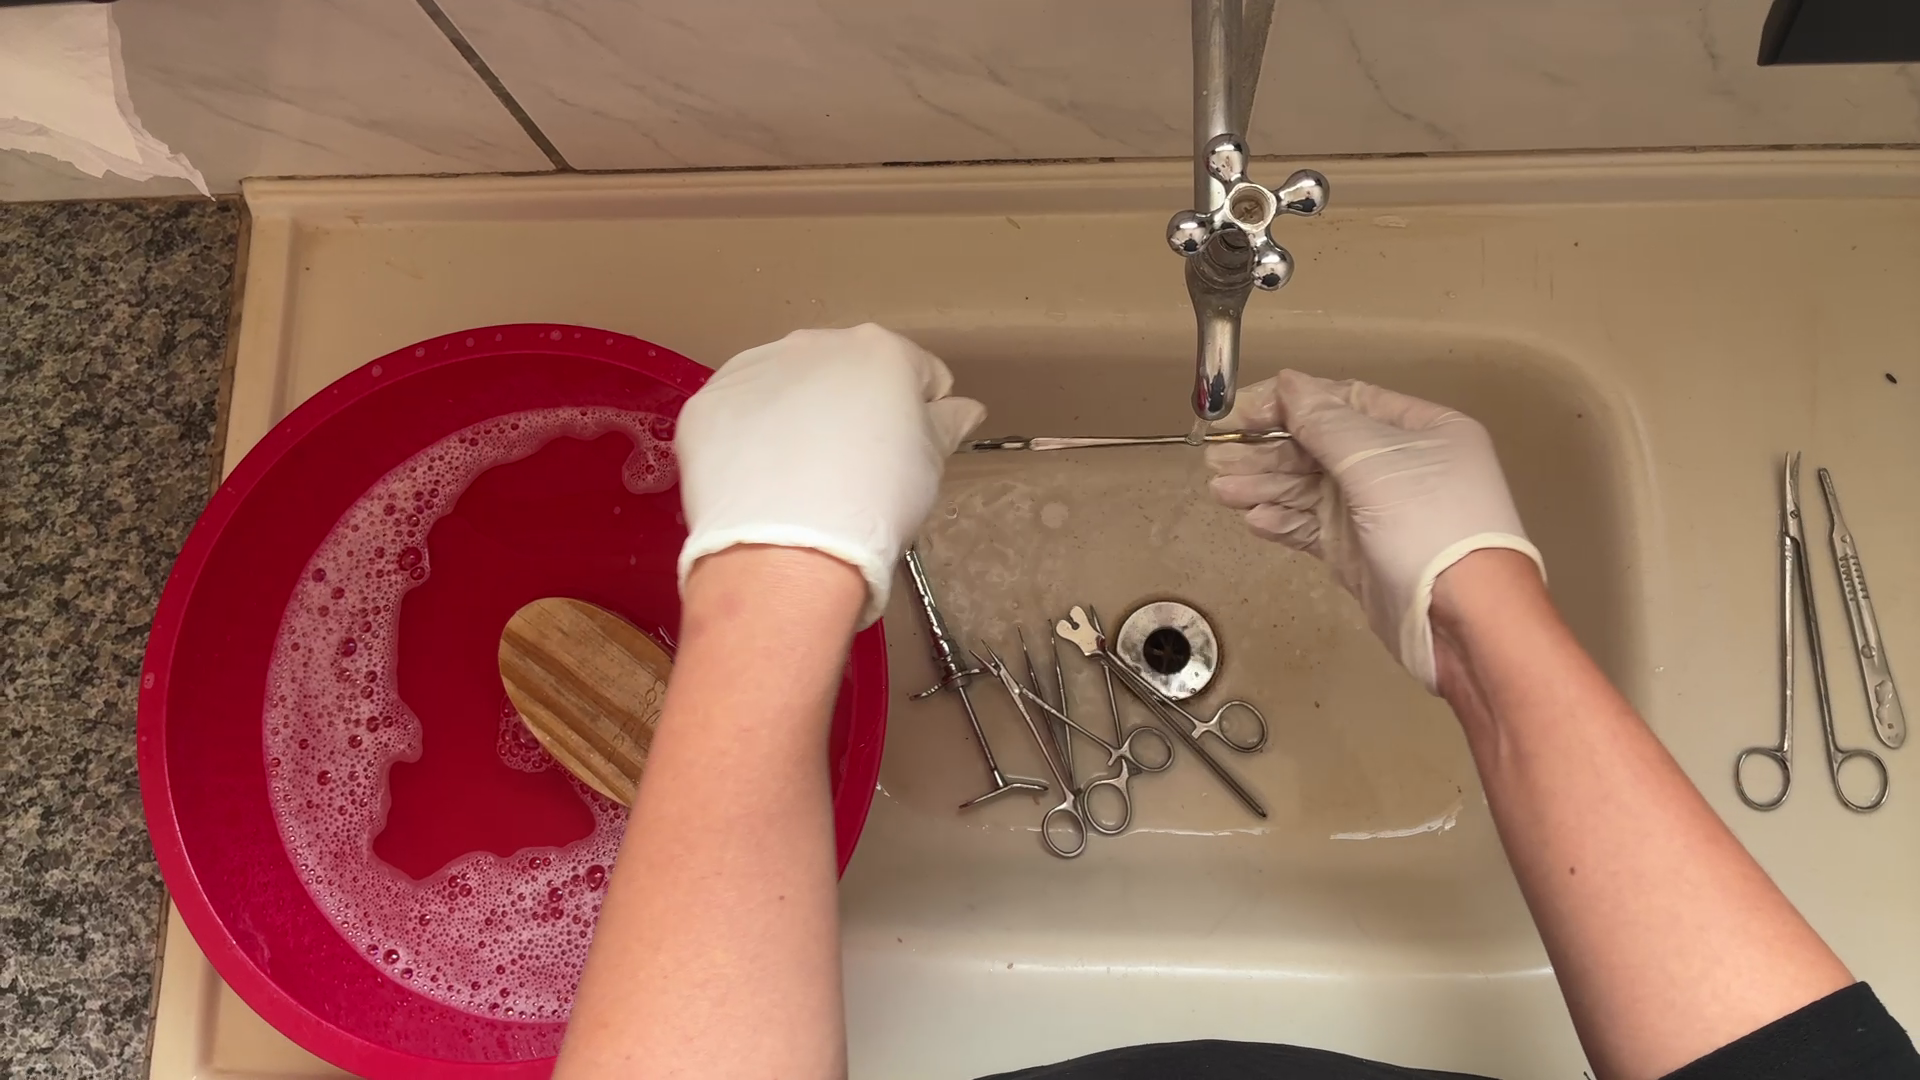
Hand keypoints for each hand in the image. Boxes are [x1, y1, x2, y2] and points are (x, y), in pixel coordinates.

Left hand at [674, 324, 985, 626]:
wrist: (790, 548)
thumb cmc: (877, 501)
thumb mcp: (930, 464)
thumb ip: (947, 424)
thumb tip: (964, 408)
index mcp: (881, 352)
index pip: (918, 373)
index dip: (921, 414)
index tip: (908, 453)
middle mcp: (815, 343)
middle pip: (847, 372)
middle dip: (855, 409)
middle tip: (853, 468)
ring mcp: (755, 369)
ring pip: (789, 388)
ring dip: (801, 418)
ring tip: (803, 478)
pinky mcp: (708, 404)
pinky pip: (741, 415)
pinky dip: (752, 440)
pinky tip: (762, 482)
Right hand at [1205, 370, 1542, 691]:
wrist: (1459, 618)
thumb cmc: (1428, 524)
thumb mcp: (1376, 462)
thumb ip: (1325, 423)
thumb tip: (1288, 382)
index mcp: (1415, 430)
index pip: (1342, 402)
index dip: (1288, 404)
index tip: (1241, 413)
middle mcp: (1392, 464)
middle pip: (1314, 447)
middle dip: (1264, 453)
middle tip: (1216, 457)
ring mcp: (1369, 508)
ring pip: (1303, 488)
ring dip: (1261, 487)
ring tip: (1221, 490)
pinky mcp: (1351, 547)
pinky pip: (1306, 524)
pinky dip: (1280, 521)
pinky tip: (1254, 520)